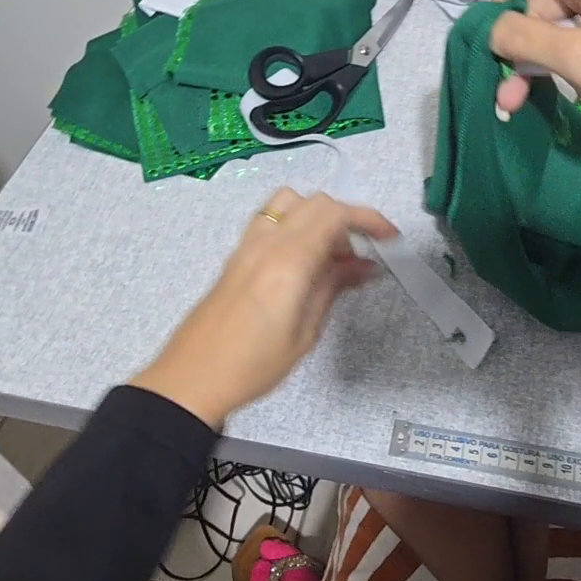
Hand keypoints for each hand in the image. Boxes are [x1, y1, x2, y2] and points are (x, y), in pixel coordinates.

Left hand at [130, 188, 396, 427]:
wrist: (191, 378)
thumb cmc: (253, 365)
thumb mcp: (306, 332)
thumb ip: (334, 287)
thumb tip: (364, 265)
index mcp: (289, 260)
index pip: (336, 215)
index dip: (369, 219)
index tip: (389, 237)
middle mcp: (267, 242)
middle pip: (316, 202)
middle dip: (346, 220)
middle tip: (357, 258)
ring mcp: (248, 244)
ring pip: (290, 203)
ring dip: (318, 217)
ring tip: (328, 256)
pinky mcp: (236, 254)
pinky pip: (271, 219)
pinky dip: (295, 225)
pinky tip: (302, 261)